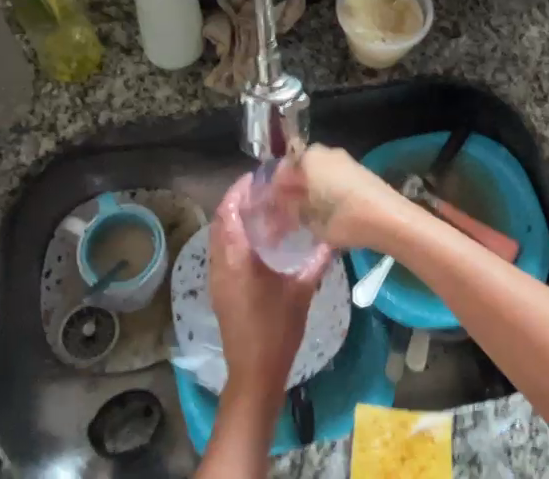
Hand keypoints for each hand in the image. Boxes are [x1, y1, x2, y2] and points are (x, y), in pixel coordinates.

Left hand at [209, 175, 329, 396]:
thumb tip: (332, 238)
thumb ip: (316, 261)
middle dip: (237, 202)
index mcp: (236, 259)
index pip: (228, 213)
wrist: (254, 372)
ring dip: (234, 220)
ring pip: (218, 238)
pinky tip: (258, 241)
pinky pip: (221, 253)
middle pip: (220, 221)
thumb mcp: (301, 292)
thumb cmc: (278, 329)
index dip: (238, 191)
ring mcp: (216, 279)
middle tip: (263, 190)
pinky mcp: (219, 290)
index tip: (257, 177)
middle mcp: (220, 264)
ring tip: (262, 209)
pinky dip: (234, 238)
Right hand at [272, 145, 418, 250]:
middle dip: (291, 190)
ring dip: (307, 190)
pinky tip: (325, 211)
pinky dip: (324, 190)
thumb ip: (292, 211)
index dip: (274, 191)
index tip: (271, 210)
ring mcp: (343, 159)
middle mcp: (324, 153)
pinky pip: (331, 176)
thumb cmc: (344, 219)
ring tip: (304, 215)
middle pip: (299, 168)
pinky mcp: (358, 170)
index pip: (281, 170)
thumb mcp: (311, 220)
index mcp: (308, 159)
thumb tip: (282, 209)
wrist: (388, 218)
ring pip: (316, 172)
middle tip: (286, 213)